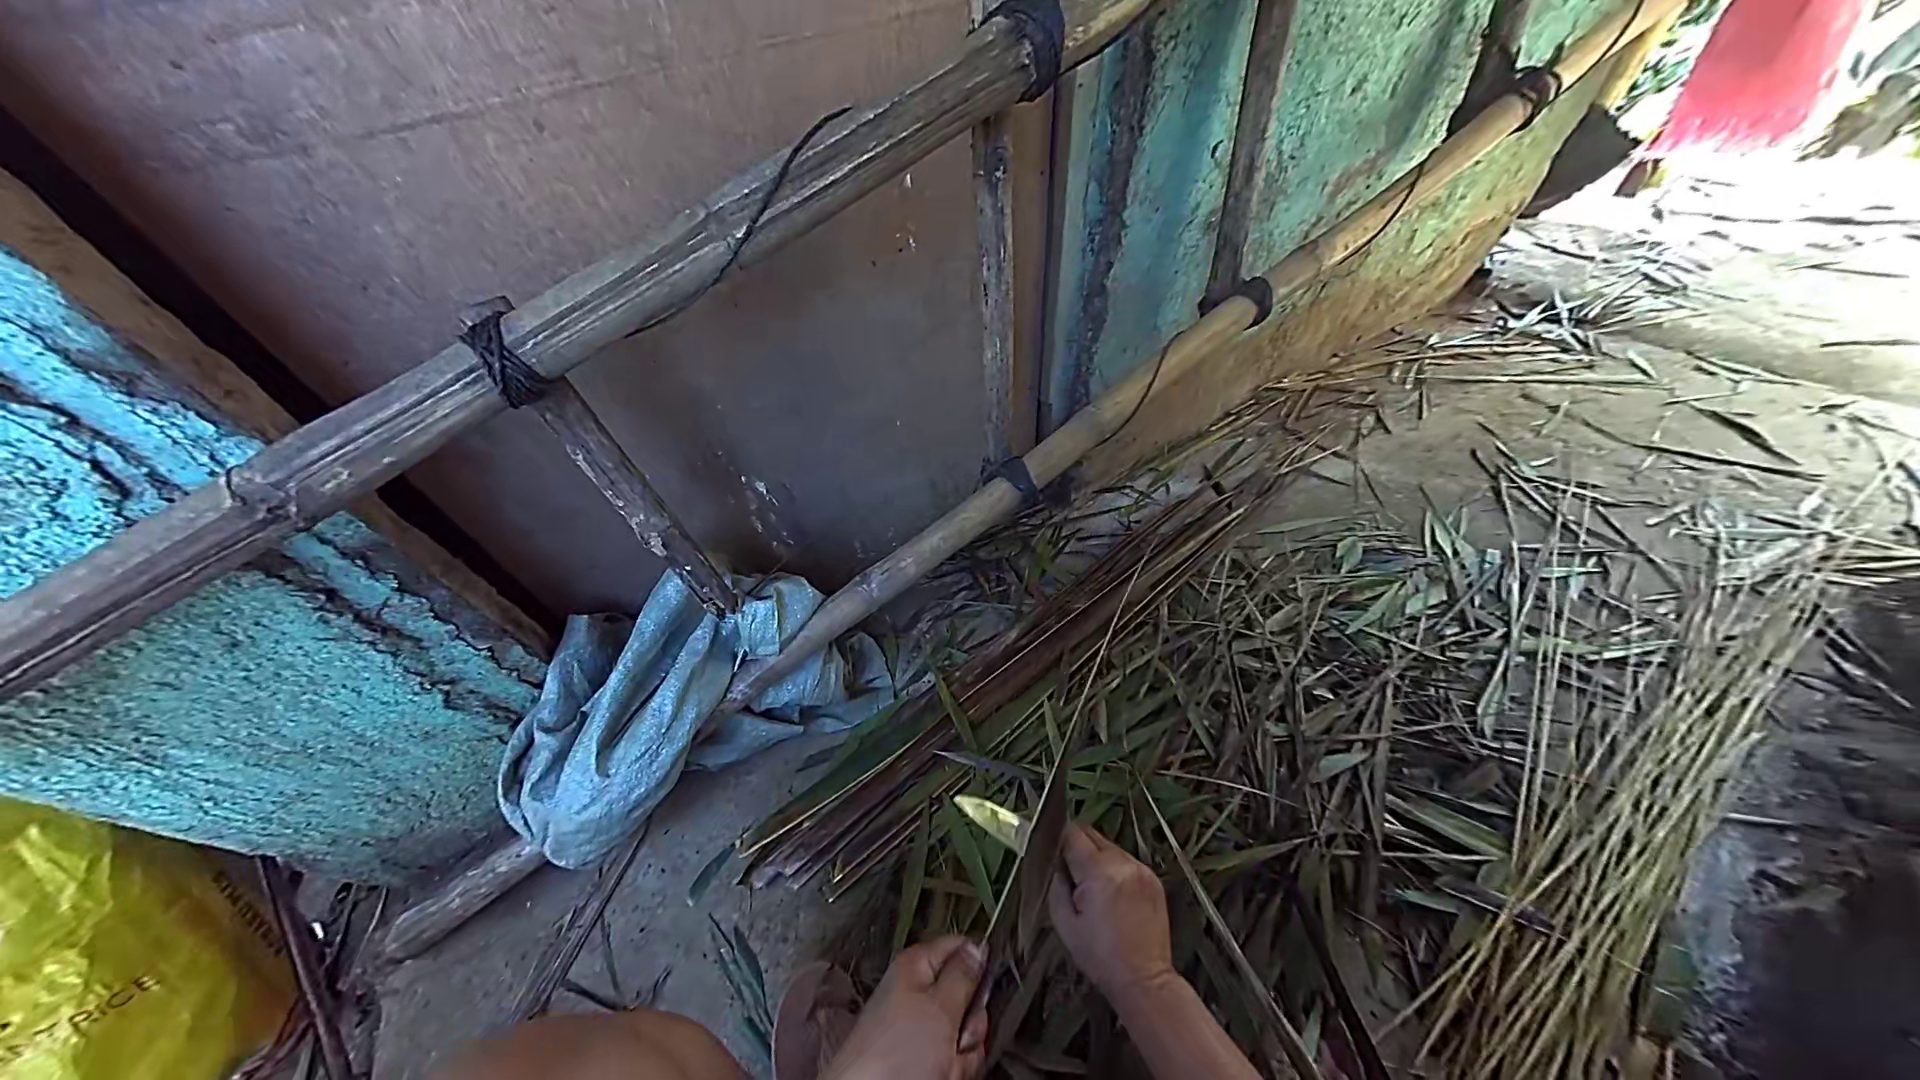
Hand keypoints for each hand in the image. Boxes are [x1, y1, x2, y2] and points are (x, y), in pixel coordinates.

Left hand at [821, 936, 988, 1079]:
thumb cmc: (894, 1054)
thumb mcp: (939, 1007)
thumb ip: (963, 974)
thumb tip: (978, 947)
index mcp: (917, 966)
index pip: (961, 948)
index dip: (978, 968)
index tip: (979, 989)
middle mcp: (918, 993)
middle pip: (967, 998)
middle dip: (969, 1023)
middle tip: (954, 1036)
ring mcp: (921, 1029)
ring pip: (964, 1035)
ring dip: (960, 1054)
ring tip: (940, 1064)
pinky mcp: (922, 1060)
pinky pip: (954, 1061)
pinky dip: (952, 1072)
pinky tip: (937, 1077)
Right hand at [1047, 823, 1175, 1000]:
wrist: (1144, 981)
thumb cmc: (1101, 957)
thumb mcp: (1064, 923)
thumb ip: (1056, 883)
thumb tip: (1055, 861)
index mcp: (1099, 872)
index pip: (1072, 833)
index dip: (1058, 840)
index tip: (1052, 853)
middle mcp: (1123, 863)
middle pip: (1091, 833)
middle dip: (1076, 847)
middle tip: (1070, 875)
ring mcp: (1142, 869)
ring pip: (1108, 845)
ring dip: (1096, 858)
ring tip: (1093, 889)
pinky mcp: (1153, 878)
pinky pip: (1125, 860)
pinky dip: (1114, 868)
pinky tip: (1112, 894)